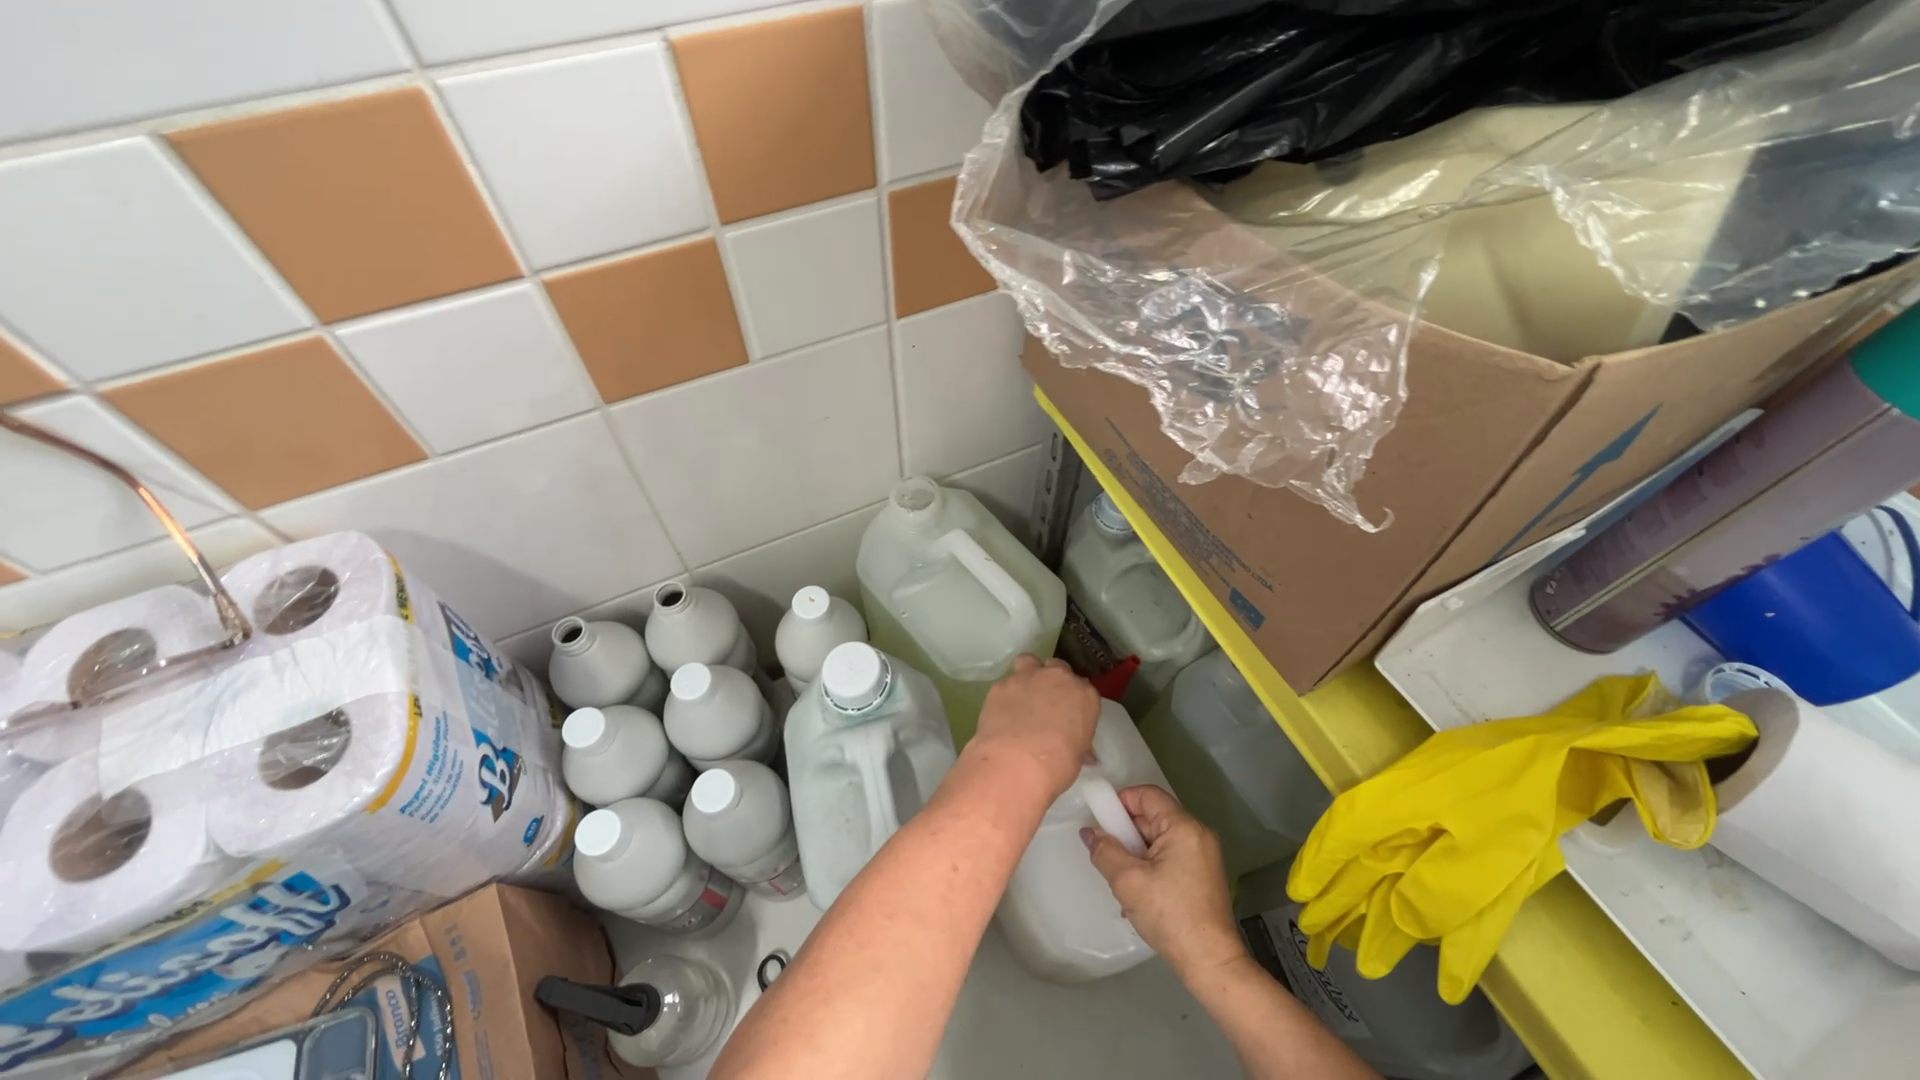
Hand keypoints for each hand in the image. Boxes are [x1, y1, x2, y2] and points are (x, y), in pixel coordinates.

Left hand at [969, 654, 1099, 798]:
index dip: (1072, 699)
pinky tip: (1000, 713)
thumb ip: (1079, 743)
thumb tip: (1084, 753)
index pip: (1083, 688)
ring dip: (1027, 674)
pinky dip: (1005, 695)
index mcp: (1084, 695)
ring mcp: (1028, 677)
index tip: (1066, 713)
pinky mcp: (1001, 685)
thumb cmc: (1058, 765)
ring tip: (1021, 697)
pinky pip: (1005, 684)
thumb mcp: (1078, 755)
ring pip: (1029, 661)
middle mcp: (1058, 678)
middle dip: (1052, 681)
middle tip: (1044, 703)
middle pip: (1057, 667)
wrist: (1017, 762)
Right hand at [1084, 785, 1246, 975]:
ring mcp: (1204, 856)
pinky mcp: (1203, 875)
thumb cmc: (1169, 915)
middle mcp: (1198, 834)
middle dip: (1126, 834)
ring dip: (1136, 855)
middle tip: (1109, 859)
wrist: (1210, 961)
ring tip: (1123, 883)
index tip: (1101, 824)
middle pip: (1152, 818)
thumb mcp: (1127, 881)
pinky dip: (1151, 867)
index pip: (1147, 795)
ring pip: (1158, 840)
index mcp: (1183, 827)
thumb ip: (1104, 850)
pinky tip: (1140, 895)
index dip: (1120, 802)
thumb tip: (1090, 832)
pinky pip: (1170, 857)